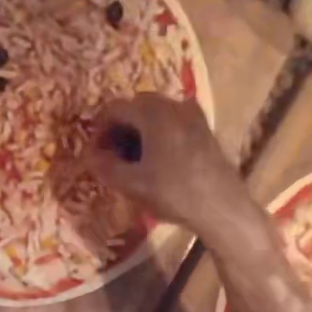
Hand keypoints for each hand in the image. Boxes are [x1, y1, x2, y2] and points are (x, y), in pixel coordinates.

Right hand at [84, 95, 254, 239]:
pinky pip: (171, 122)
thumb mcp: (132, 184)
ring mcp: (192, 115)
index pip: (115, 108)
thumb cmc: (173, 193)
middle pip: (136, 107)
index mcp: (154, 113)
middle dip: (119, 129)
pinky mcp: (203, 129)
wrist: (220, 206)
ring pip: (155, 114)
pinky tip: (155, 162)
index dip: (99, 130)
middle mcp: (174, 105)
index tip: (96, 153)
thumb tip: (90, 156)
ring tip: (132, 161)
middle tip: (112, 156)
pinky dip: (156, 134)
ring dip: (138, 132)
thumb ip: (106, 167)